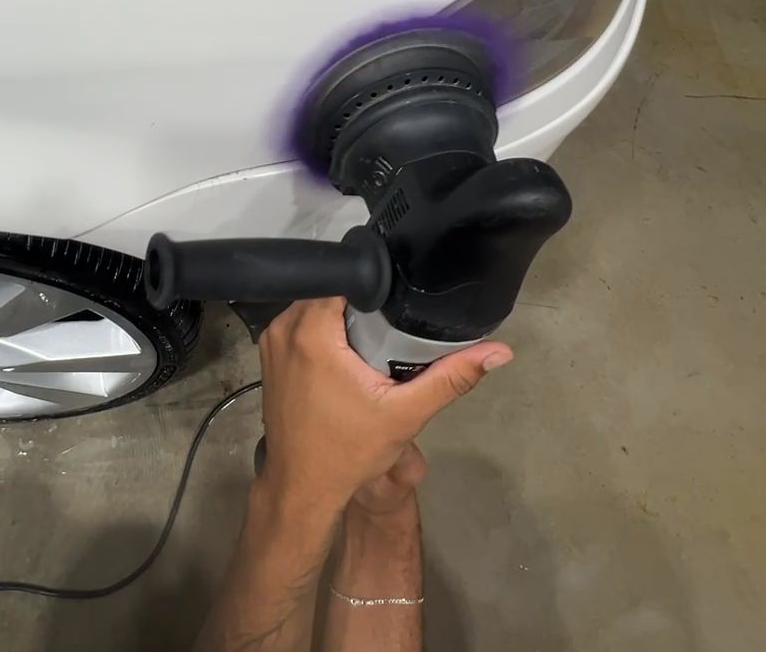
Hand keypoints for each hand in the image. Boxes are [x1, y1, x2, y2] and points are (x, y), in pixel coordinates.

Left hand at [255, 298, 510, 512]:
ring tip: (373, 330)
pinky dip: (319, 329)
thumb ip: (450, 377)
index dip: (370, 281)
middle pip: (326, 291)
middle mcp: (284, 327)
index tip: (397, 291)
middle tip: (391, 316)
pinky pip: (296, 324)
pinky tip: (345, 348)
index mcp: (311, 332)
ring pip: (310, 306)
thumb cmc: (350, 450)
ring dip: (337, 314)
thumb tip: (498, 352)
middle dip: (357, 300)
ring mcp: (271, 340)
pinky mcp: (268, 354)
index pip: (340, 279)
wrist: (303, 487)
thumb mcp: (405, 413)